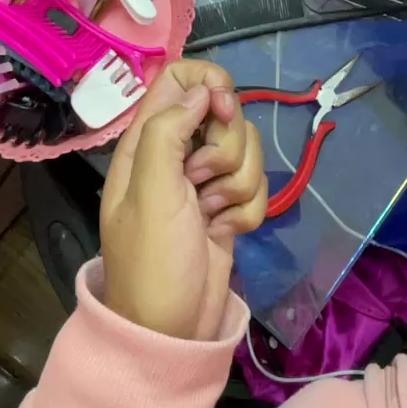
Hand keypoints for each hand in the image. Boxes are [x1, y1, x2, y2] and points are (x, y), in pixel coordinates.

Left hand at [100, 60, 267, 340]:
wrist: (172, 331)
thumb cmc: (152, 261)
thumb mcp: (149, 192)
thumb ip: (168, 131)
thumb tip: (202, 90)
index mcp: (149, 139)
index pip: (180, 76)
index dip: (209, 83)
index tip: (222, 111)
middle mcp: (179, 150)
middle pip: (224, 111)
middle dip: (226, 148)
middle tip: (200, 182)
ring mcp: (206, 178)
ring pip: (247, 148)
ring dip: (237, 185)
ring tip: (209, 215)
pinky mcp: (229, 204)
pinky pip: (257, 185)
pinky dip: (246, 210)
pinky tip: (224, 232)